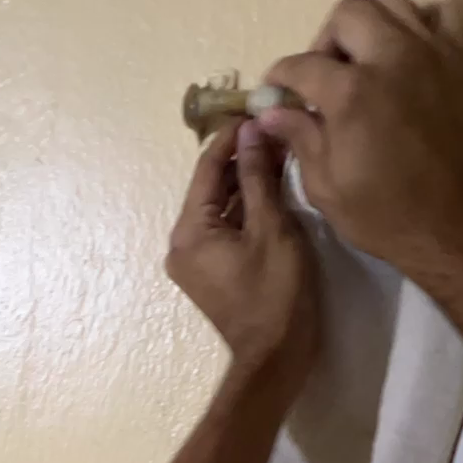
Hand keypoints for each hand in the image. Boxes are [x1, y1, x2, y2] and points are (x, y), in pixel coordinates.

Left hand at [166, 121, 319, 371]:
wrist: (274, 354)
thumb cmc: (275, 293)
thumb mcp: (271, 228)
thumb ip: (257, 177)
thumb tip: (251, 130)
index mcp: (189, 233)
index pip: (205, 169)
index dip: (231, 136)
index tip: (259, 107)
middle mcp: (182, 244)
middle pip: (209, 187)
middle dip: (241, 158)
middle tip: (277, 127)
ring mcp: (194, 260)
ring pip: (219, 207)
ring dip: (246, 181)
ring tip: (280, 149)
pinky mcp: (210, 271)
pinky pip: (224, 228)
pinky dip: (245, 208)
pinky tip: (272, 185)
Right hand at [259, 0, 462, 271]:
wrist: (451, 220)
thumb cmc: (381, 214)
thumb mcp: (324, 186)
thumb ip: (300, 138)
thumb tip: (271, 112)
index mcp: (351, 94)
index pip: (302, 64)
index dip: (280, 76)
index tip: (273, 92)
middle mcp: (391, 57)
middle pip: (347, 13)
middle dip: (324, 40)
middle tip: (320, 76)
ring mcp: (431, 50)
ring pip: (391, 0)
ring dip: (366, 24)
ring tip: (360, 60)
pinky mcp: (460, 55)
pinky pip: (442, 7)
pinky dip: (418, 17)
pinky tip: (404, 48)